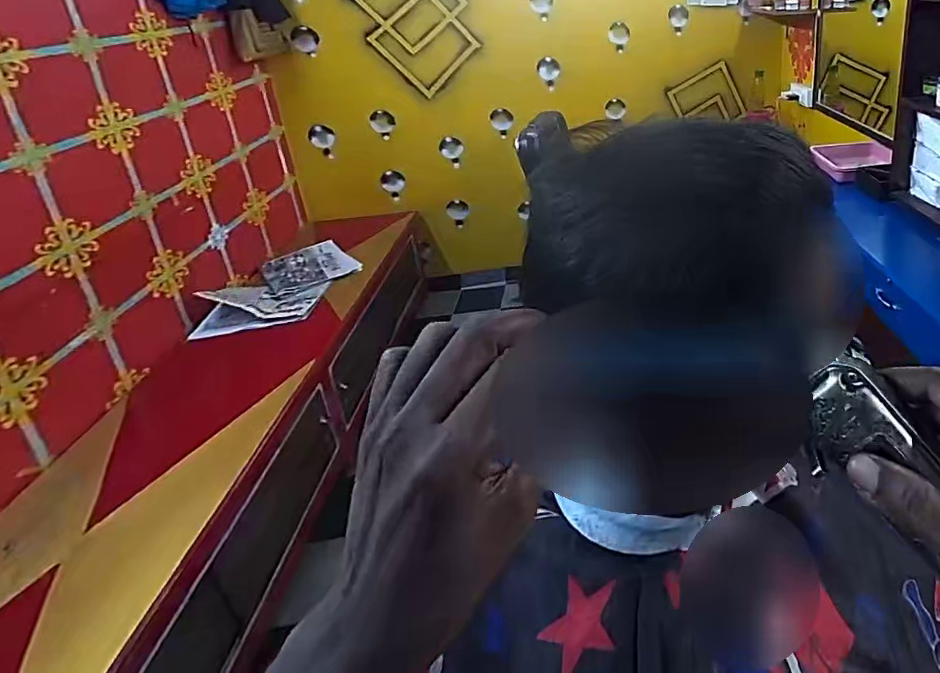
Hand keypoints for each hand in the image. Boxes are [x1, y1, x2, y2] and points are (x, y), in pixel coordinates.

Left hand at [275, 310, 545, 672]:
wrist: (375, 614)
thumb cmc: (453, 576)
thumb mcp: (513, 517)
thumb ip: (540, 447)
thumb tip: (566, 397)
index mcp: (452, 453)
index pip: (508, 372)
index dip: (545, 351)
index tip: (570, 346)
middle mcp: (413, 423)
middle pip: (469, 340)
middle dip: (515, 323)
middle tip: (543, 327)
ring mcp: (384, 419)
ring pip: (432, 340)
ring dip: (474, 334)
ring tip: (502, 347)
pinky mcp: (369, 424)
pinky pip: (399, 361)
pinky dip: (430, 352)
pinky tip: (451, 369)